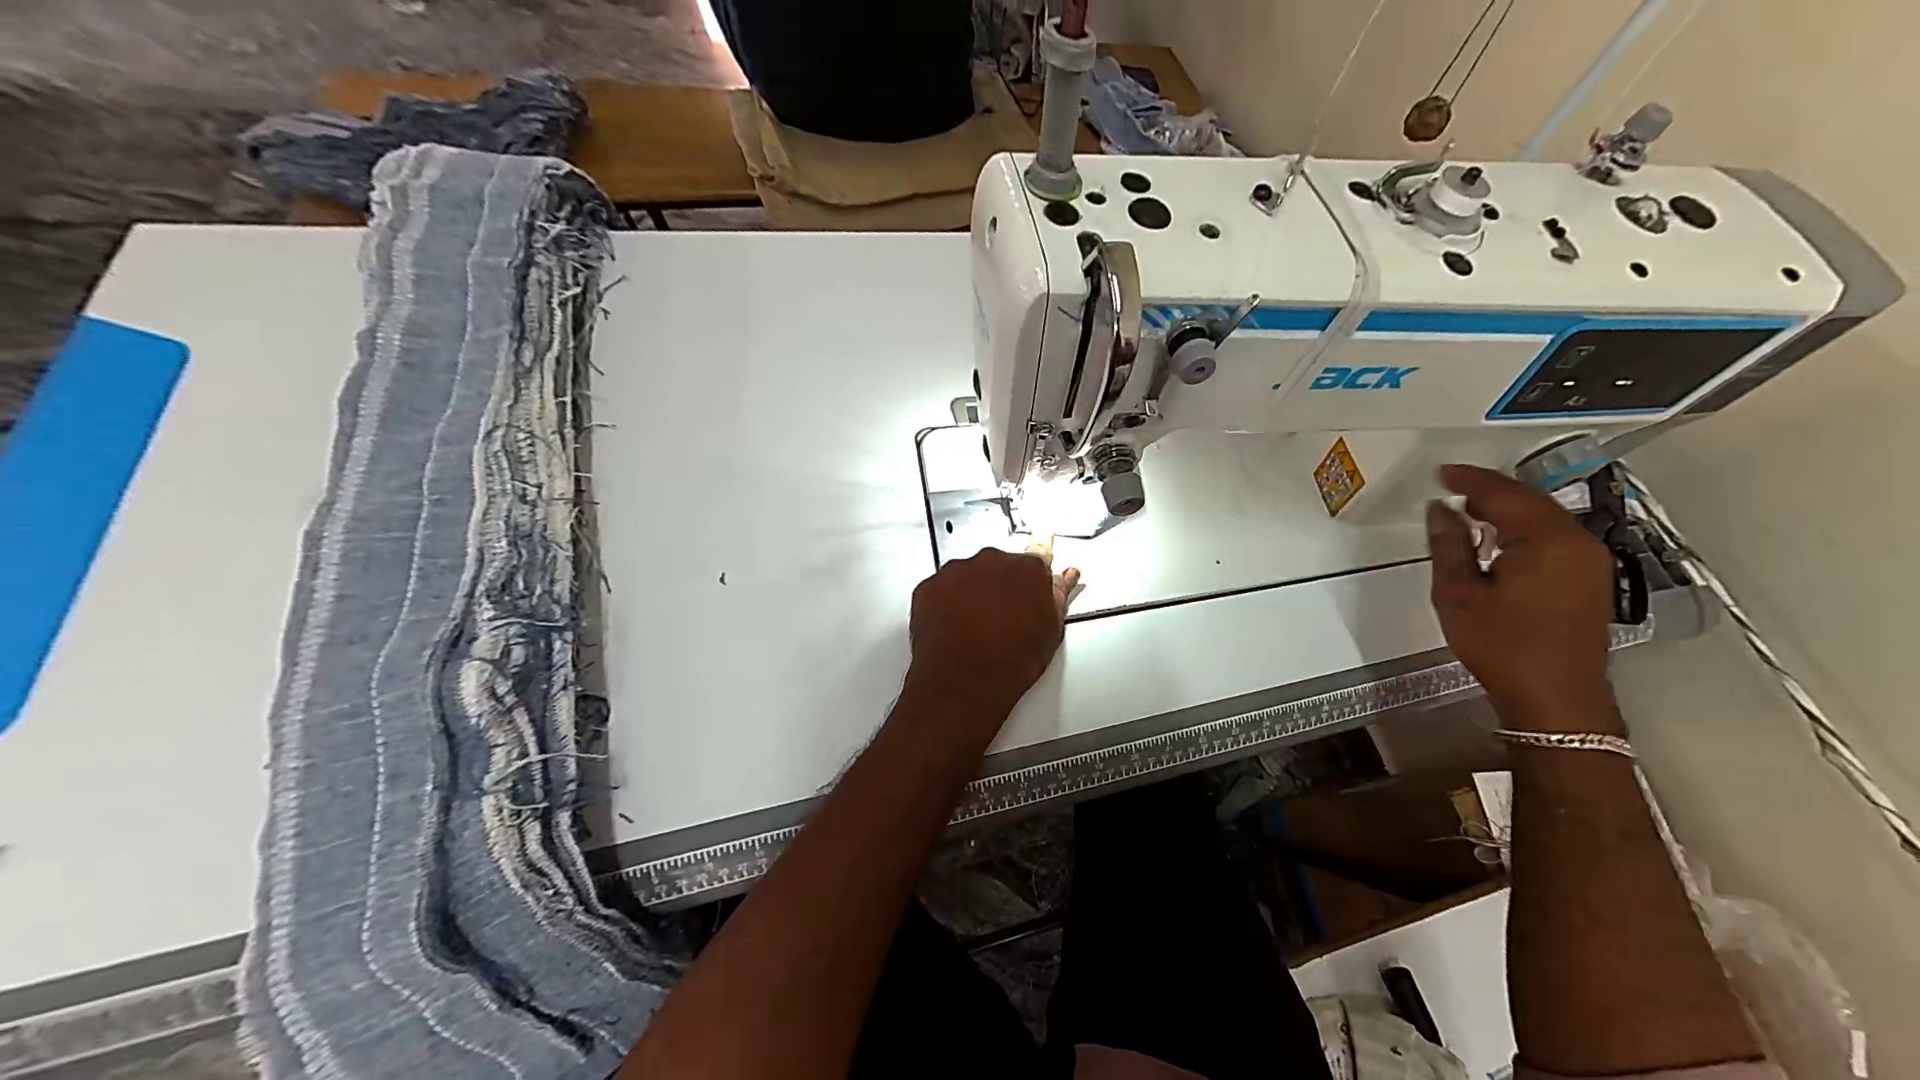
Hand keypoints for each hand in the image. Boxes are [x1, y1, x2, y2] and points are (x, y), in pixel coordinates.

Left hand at [904, 543, 1080, 732]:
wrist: (964, 683)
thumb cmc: (1008, 662)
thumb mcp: (1050, 629)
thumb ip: (1058, 595)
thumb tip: (1063, 580)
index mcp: (1027, 569)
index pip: (1038, 554)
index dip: (1035, 565)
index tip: (1039, 556)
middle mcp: (991, 561)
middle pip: (998, 566)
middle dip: (1000, 586)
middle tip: (1002, 618)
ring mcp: (957, 572)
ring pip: (967, 576)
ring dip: (972, 594)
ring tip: (976, 628)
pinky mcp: (929, 587)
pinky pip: (940, 589)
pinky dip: (945, 604)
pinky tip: (955, 628)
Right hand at [1426, 465, 1620, 733]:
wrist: (1556, 697)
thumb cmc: (1503, 645)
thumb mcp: (1459, 593)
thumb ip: (1449, 545)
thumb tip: (1440, 510)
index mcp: (1546, 540)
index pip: (1503, 494)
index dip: (1469, 480)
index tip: (1442, 473)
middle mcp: (1577, 542)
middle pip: (1529, 501)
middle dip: (1489, 492)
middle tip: (1452, 487)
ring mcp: (1590, 561)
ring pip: (1544, 518)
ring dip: (1507, 510)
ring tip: (1470, 510)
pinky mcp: (1590, 578)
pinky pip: (1554, 537)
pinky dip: (1523, 528)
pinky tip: (1500, 538)